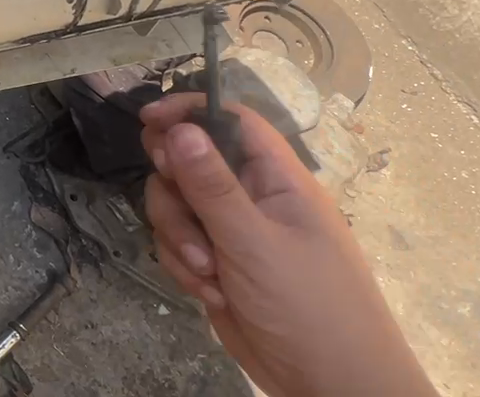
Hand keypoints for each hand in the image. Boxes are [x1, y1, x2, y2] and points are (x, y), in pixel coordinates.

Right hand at [139, 94, 434, 396]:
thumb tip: (178, 126)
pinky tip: (206, 291)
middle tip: (179, 204)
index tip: (148, 121)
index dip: (189, 110)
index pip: (231, 120)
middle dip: (174, 186)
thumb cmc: (311, 310)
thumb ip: (212, 185)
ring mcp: (233, 230)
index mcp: (279, 182)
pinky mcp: (216, 260)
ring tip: (204, 271)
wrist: (331, 393)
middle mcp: (253, 198)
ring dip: (178, 234)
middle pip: (188, 159)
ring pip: (174, 201)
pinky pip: (175, 239)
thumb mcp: (254, 244)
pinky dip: (180, 262)